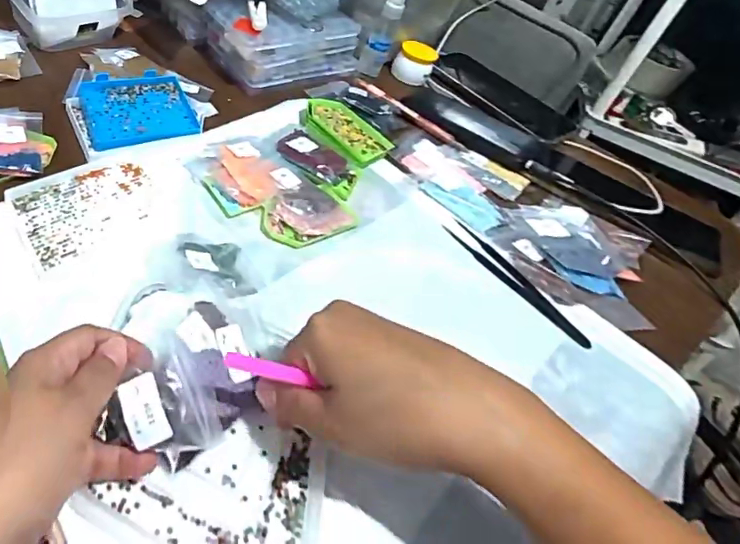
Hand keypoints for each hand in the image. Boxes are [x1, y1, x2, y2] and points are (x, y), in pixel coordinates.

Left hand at [0, 327, 157, 543]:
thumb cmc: (24, 458)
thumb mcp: (71, 412)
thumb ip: (99, 377)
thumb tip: (114, 347)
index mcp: (42, 366)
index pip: (86, 338)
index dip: (119, 343)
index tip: (148, 360)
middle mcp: (39, 390)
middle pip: (87, 374)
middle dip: (121, 382)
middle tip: (152, 392)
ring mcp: (41, 428)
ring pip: (88, 414)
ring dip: (120, 420)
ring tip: (152, 427)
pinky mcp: (43, 464)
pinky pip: (84, 450)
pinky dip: (111, 453)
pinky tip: (139, 463)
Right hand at [256, 301, 553, 478]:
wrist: (475, 411)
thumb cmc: (393, 419)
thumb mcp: (332, 425)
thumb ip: (289, 406)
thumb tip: (264, 389)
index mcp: (316, 328)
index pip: (283, 366)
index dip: (296, 401)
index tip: (323, 427)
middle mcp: (337, 312)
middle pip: (309, 357)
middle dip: (322, 390)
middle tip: (352, 424)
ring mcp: (369, 318)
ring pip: (337, 357)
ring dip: (346, 386)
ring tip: (379, 416)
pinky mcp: (396, 330)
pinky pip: (363, 354)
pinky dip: (369, 379)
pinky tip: (397, 403)